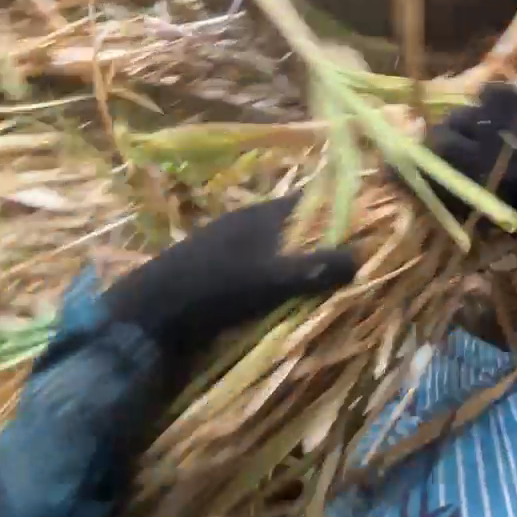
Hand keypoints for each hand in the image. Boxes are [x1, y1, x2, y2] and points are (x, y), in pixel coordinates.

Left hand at [103, 195, 356, 358]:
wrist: (146, 317)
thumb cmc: (212, 289)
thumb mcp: (269, 280)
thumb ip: (315, 270)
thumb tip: (362, 259)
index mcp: (263, 215)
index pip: (312, 199)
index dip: (340, 205)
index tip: (370, 220)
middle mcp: (248, 223)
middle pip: (297, 223)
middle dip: (324, 236)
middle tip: (355, 254)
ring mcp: (229, 246)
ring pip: (279, 245)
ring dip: (301, 258)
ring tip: (327, 277)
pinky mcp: (217, 270)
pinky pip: (261, 264)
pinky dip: (279, 274)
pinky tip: (288, 294)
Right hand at [425, 84, 516, 247]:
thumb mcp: (510, 220)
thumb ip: (470, 202)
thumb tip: (433, 191)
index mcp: (494, 180)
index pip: (438, 164)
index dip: (414, 166)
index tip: (398, 169)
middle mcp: (500, 145)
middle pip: (446, 132)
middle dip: (436, 146)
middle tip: (439, 157)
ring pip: (467, 112)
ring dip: (461, 126)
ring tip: (470, 139)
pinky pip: (494, 93)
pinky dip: (486, 105)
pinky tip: (490, 118)